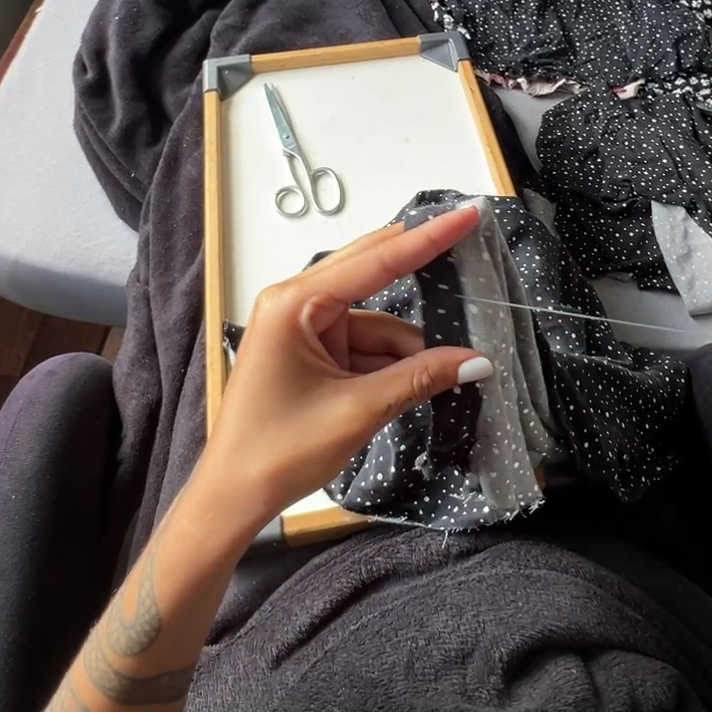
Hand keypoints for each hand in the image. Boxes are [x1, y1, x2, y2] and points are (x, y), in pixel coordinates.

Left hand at [193, 203, 494, 533]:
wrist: (232, 497)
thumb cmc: (280, 449)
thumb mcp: (357, 411)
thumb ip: (419, 379)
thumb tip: (479, 362)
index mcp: (295, 303)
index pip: (374, 261)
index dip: (425, 238)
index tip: (464, 214)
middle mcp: (297, 303)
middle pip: (372, 274)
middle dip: (420, 270)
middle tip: (468, 242)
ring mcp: (304, 328)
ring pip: (375, 321)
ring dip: (410, 345)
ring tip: (453, 368)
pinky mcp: (313, 352)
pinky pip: (364, 345)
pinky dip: (393, 362)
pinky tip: (424, 380)